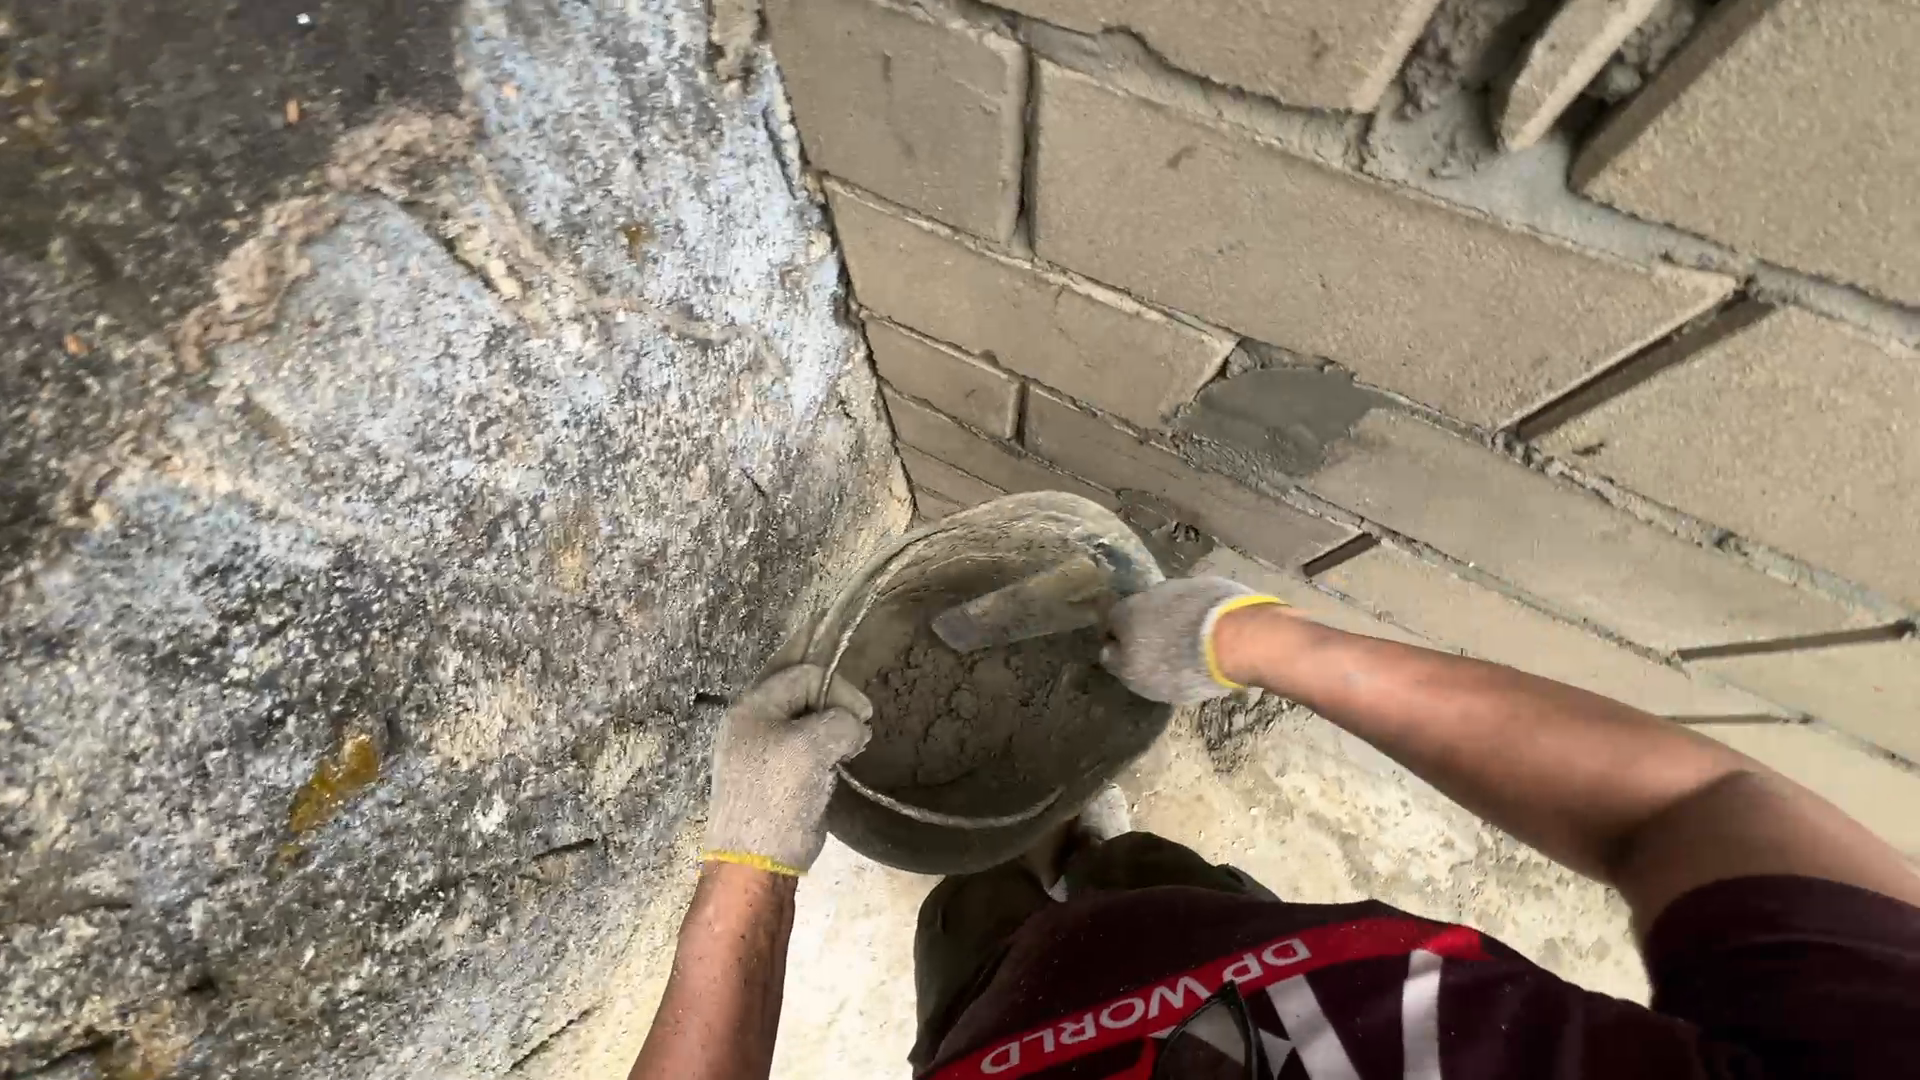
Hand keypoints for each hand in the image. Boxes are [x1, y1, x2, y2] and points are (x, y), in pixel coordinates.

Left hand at [703, 664, 873, 875]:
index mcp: (753, 706)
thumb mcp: (814, 746)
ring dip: (834, 726)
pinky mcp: (778, 772)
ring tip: (852, 746)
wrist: (757, 861)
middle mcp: (755, 721)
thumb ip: (841, 721)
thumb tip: (854, 728)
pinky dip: (827, 746)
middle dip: (835, 700)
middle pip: (801, 690)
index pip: (803, 673)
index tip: (863, 715)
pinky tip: (842, 759)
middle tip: (860, 721)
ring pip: (807, 718)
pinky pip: (806, 744)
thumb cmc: (779, 794)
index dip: (838, 687)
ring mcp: (765, 747)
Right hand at [1100, 577, 1283, 703]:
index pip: (1112, 623)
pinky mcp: (1216, 586)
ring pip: (1174, 605)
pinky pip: (1202, 604)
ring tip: (1195, 646)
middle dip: (1150, 629)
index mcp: (1125, 612)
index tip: (1131, 658)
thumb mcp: (1136, 676)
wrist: (1233, 637)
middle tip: (1164, 653)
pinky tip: (1216, 637)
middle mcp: (1150, 592)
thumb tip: (1107, 650)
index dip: (1120, 641)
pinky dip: (1203, 618)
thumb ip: (1116, 661)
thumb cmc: (1177, 664)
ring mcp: (1185, 585)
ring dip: (1179, 622)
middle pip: (1144, 611)